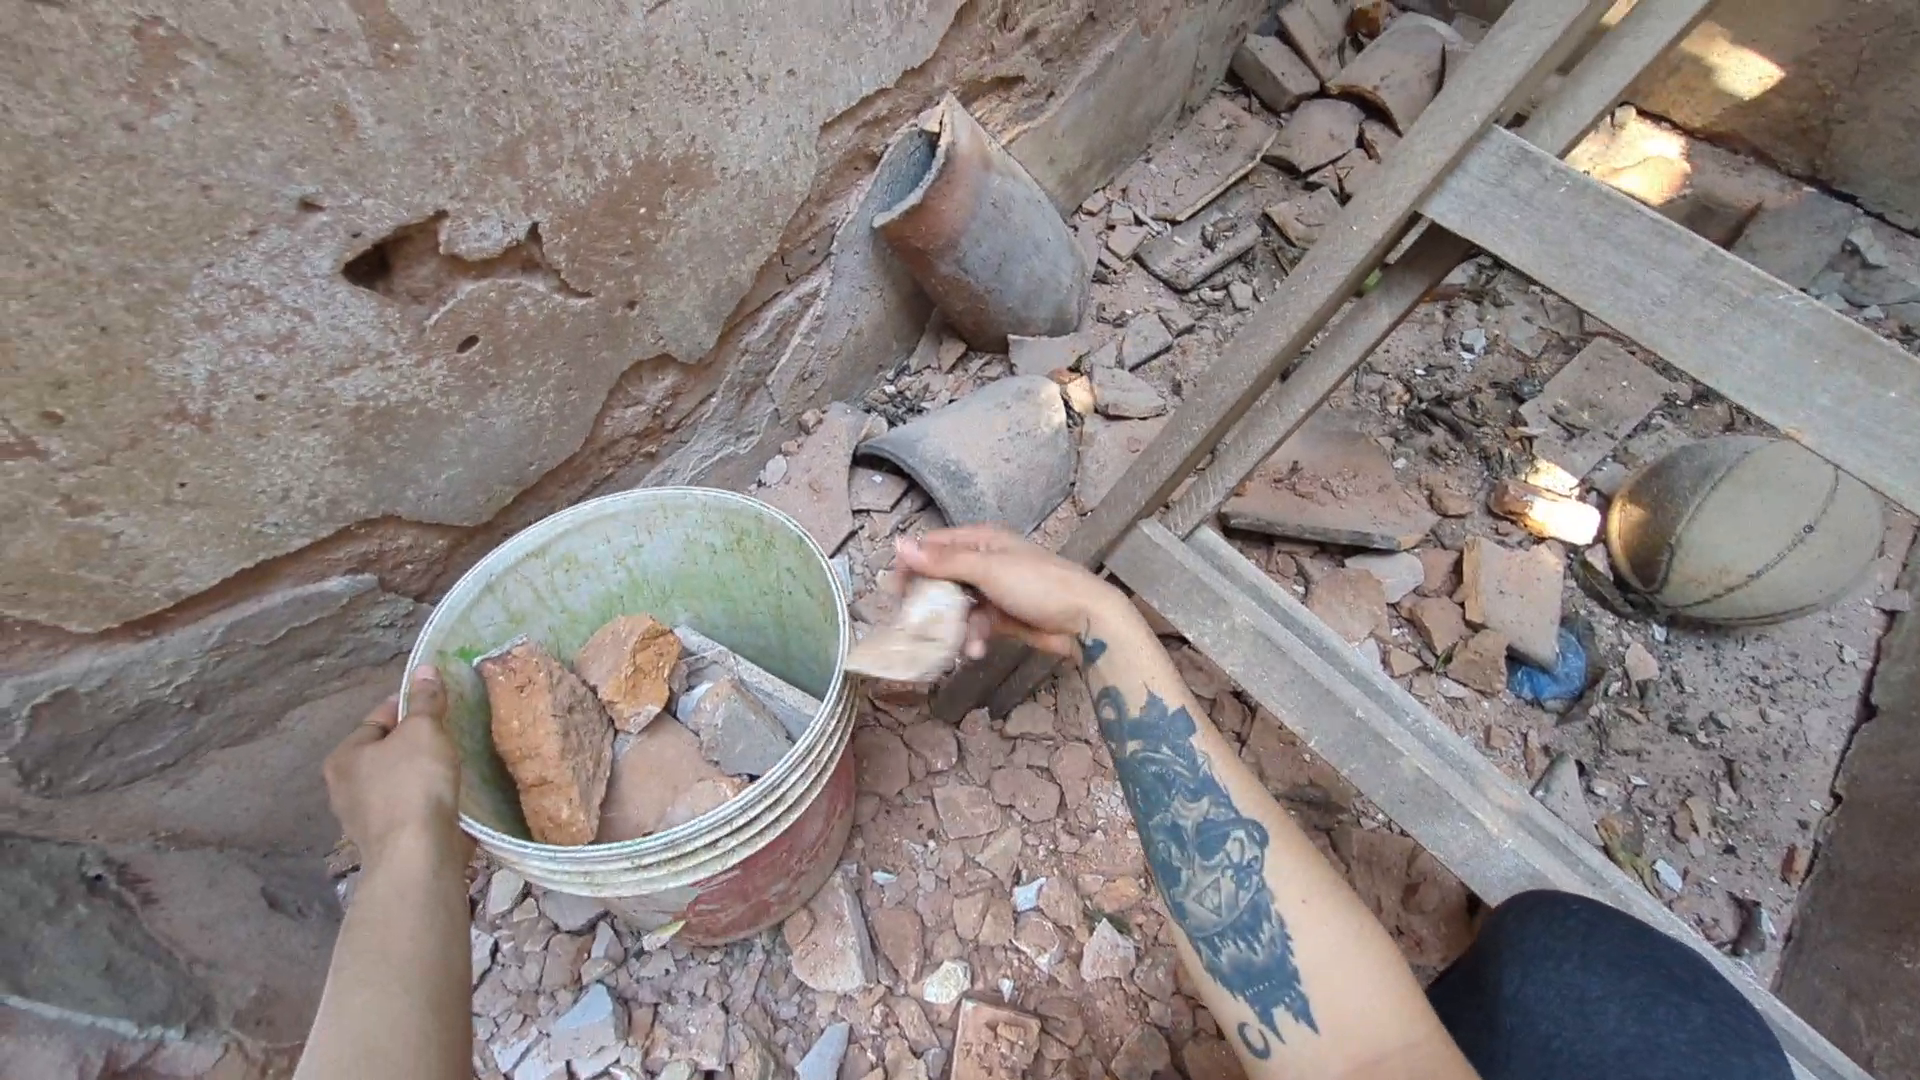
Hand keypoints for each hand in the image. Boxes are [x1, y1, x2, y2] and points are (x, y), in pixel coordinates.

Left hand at [323, 666, 468, 868]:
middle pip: (387, 748)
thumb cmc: (414, 783)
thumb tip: (425, 668)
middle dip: (417, 738)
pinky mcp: (388, 835)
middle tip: (452, 728)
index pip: (379, 717)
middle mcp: (344, 785)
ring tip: (456, 758)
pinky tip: (450, 789)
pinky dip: (427, 792)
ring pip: (399, 776)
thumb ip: (425, 700)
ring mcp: (364, 814)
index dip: (410, 703)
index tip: (441, 700)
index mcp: (344, 756)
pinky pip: (410, 801)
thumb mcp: (424, 730)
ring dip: (423, 767)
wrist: (417, 851)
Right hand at [894, 525, 1132, 658]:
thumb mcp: (988, 569)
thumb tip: (899, 546)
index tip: (897, 592)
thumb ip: (943, 561)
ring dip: (954, 627)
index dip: (913, 566)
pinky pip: (975, 625)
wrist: (1085, 620)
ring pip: (957, 607)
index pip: (933, 546)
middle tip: (917, 625)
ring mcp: (993, 590)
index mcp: (981, 540)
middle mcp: (984, 561)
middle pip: (942, 579)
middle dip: (932, 604)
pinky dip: (972, 638)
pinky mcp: (1002, 616)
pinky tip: (976, 651)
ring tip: (958, 645)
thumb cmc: (1038, 585)